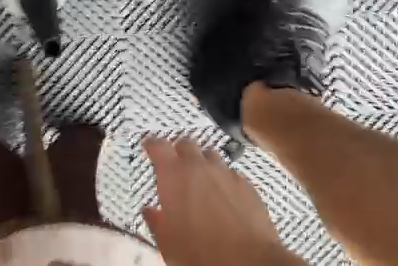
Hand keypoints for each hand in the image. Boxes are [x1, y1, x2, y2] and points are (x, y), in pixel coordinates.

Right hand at [141, 136, 304, 265]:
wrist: (248, 264)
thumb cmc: (199, 254)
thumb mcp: (168, 243)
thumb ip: (156, 222)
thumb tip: (150, 211)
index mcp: (173, 174)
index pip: (157, 145)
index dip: (152, 145)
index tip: (149, 149)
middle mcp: (198, 166)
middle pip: (186, 144)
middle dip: (179, 152)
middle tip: (176, 168)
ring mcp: (226, 174)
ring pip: (211, 156)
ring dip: (203, 165)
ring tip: (202, 183)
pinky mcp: (248, 187)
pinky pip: (231, 174)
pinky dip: (224, 181)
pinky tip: (225, 198)